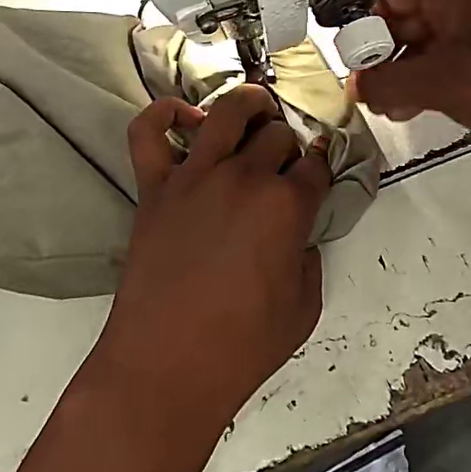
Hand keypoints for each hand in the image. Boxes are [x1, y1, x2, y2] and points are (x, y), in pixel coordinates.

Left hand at [95, 87, 333, 428]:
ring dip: (247, 105)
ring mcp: (195, 178)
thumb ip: (308, 258)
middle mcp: (244, 179)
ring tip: (255, 111)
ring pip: (226, 112)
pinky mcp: (154, 188)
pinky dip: (164, 113)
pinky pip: (148, 132)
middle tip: (284, 162)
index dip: (322, 163)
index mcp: (287, 207)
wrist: (167, 366)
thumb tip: (297, 235)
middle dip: (288, 143)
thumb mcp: (304, 306)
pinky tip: (186, 119)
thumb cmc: (242, 346)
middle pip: (276, 134)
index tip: (320, 167)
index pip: (315, 164)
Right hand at [349, 0, 470, 162]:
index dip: (362, 27)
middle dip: (383, 56)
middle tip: (369, 96)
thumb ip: (390, 83)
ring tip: (394, 110)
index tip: (350, 67)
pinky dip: (434, 83)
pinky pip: (455, 62)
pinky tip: (424, 109)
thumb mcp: (445, 83)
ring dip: (406, 75)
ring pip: (430, 44)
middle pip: (407, 17)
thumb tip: (355, 86)